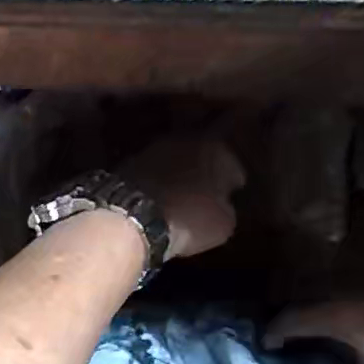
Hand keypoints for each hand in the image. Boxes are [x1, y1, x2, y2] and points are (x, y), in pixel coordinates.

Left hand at [121, 137, 244, 258]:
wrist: (131, 217)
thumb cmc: (188, 219)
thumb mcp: (223, 224)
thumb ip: (227, 208)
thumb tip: (222, 205)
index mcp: (217, 149)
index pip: (234, 167)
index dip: (233, 184)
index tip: (230, 197)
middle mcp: (186, 139)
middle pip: (202, 157)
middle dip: (205, 173)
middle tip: (206, 195)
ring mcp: (155, 148)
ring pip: (175, 161)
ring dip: (178, 175)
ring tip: (179, 198)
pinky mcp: (129, 162)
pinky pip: (152, 173)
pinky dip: (156, 182)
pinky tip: (156, 199)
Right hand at [264, 300, 363, 363]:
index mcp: (346, 312)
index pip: (294, 317)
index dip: (275, 333)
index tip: (265, 348)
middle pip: (319, 302)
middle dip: (301, 321)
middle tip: (291, 344)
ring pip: (350, 301)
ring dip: (333, 319)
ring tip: (328, 342)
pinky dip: (362, 320)